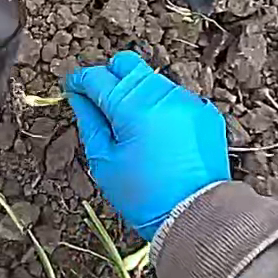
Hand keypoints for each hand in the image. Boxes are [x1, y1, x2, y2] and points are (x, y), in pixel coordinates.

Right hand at [65, 52, 228, 238]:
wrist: (196, 214)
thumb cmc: (146, 196)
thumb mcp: (104, 162)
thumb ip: (90, 122)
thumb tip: (78, 97)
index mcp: (132, 106)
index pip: (96, 76)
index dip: (79, 81)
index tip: (73, 89)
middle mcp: (162, 94)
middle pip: (126, 63)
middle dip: (109, 77)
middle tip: (101, 103)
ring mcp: (186, 100)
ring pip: (151, 78)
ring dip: (136, 92)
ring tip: (132, 126)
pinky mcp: (204, 111)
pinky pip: (174, 96)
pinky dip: (161, 105)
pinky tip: (158, 133)